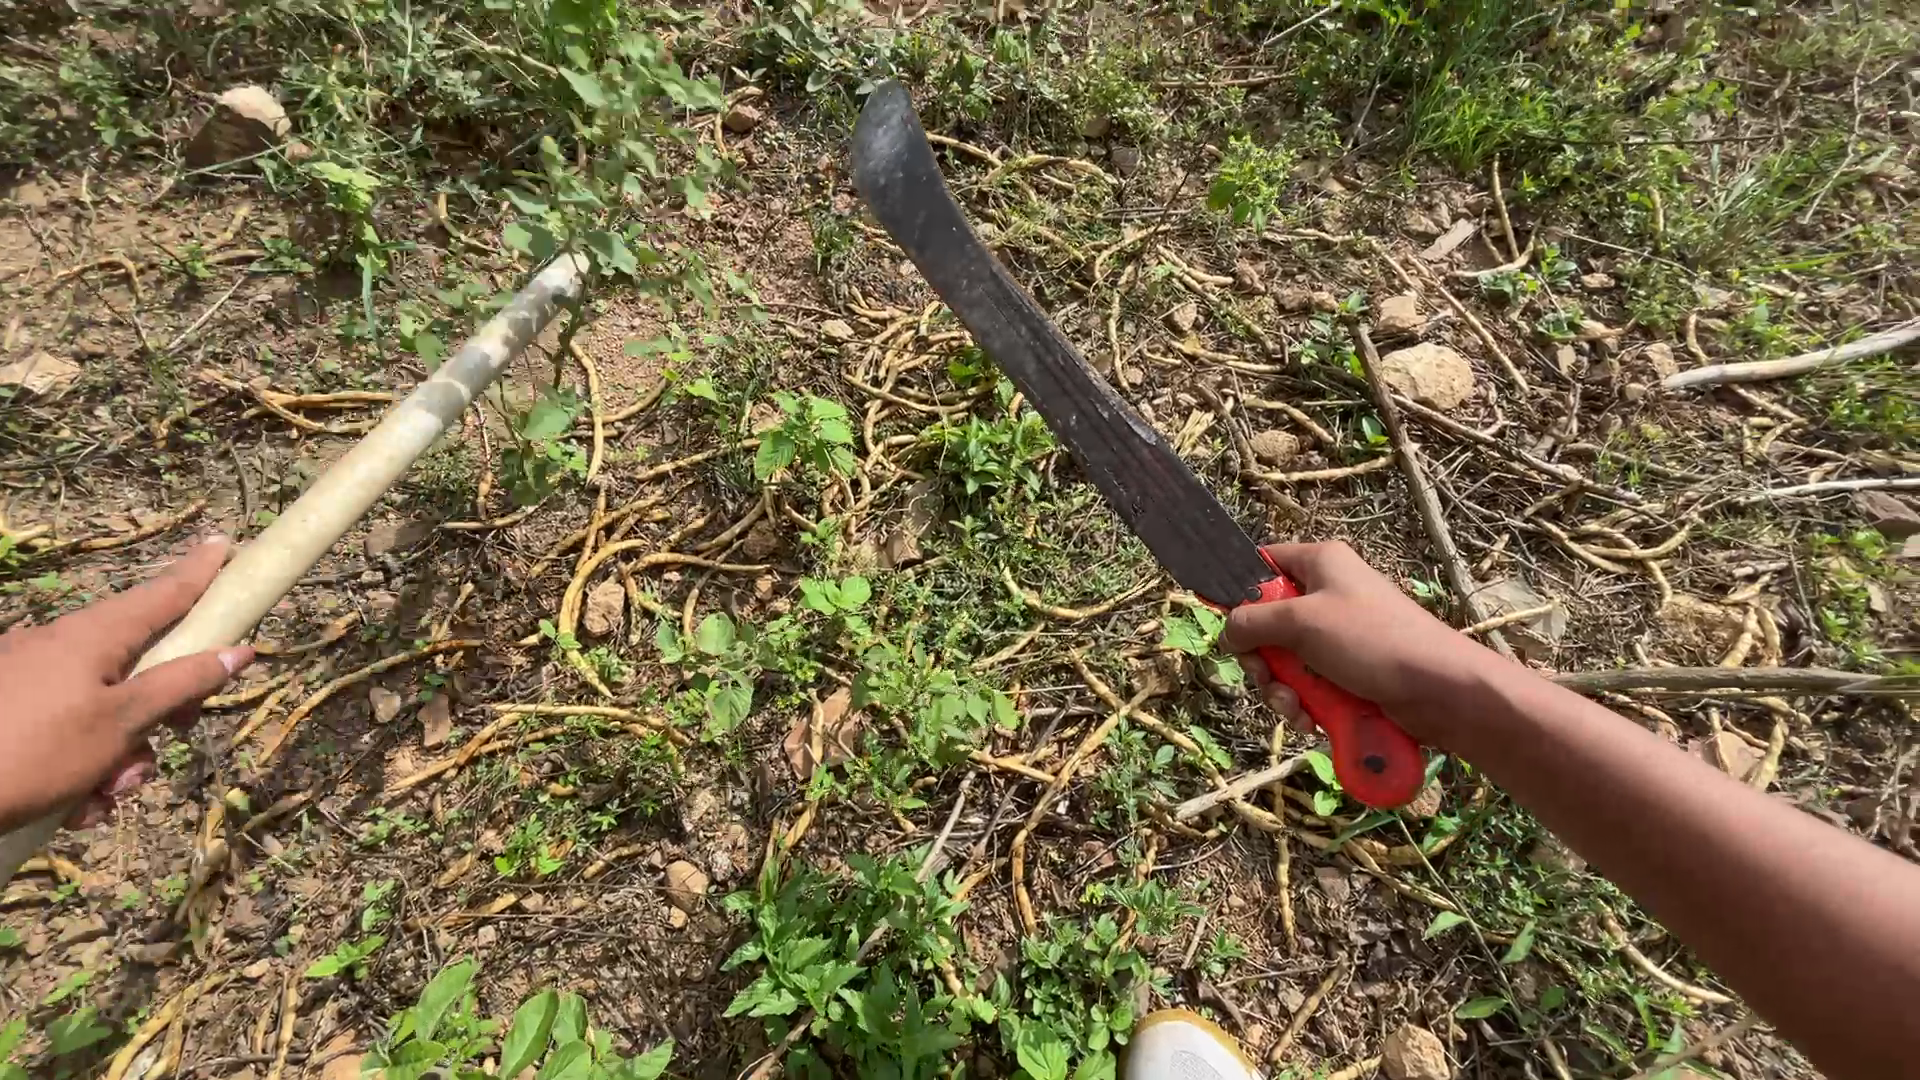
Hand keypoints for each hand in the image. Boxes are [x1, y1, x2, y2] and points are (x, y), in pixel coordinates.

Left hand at [0, 536, 252, 831]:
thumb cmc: (27, 753)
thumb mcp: (122, 721)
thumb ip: (184, 683)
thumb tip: (238, 651)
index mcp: (88, 638)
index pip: (162, 593)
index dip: (198, 570)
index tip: (221, 542)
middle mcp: (53, 649)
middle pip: (140, 662)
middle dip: (164, 707)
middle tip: (179, 732)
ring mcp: (20, 680)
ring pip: (103, 705)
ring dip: (120, 750)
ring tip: (106, 794)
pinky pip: (62, 728)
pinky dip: (80, 764)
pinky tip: (75, 804)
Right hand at [1221, 541, 1503, 744]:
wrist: (1444, 691)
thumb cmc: (1372, 640)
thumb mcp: (1301, 622)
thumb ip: (1252, 622)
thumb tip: (1227, 634)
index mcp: (1319, 563)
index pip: (1263, 563)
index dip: (1241, 590)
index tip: (1231, 624)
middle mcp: (1326, 593)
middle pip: (1267, 621)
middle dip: (1262, 658)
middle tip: (1265, 676)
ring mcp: (1337, 634)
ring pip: (1284, 659)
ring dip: (1281, 688)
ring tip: (1295, 708)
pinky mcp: (1348, 669)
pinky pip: (1308, 683)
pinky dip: (1303, 702)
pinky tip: (1310, 719)